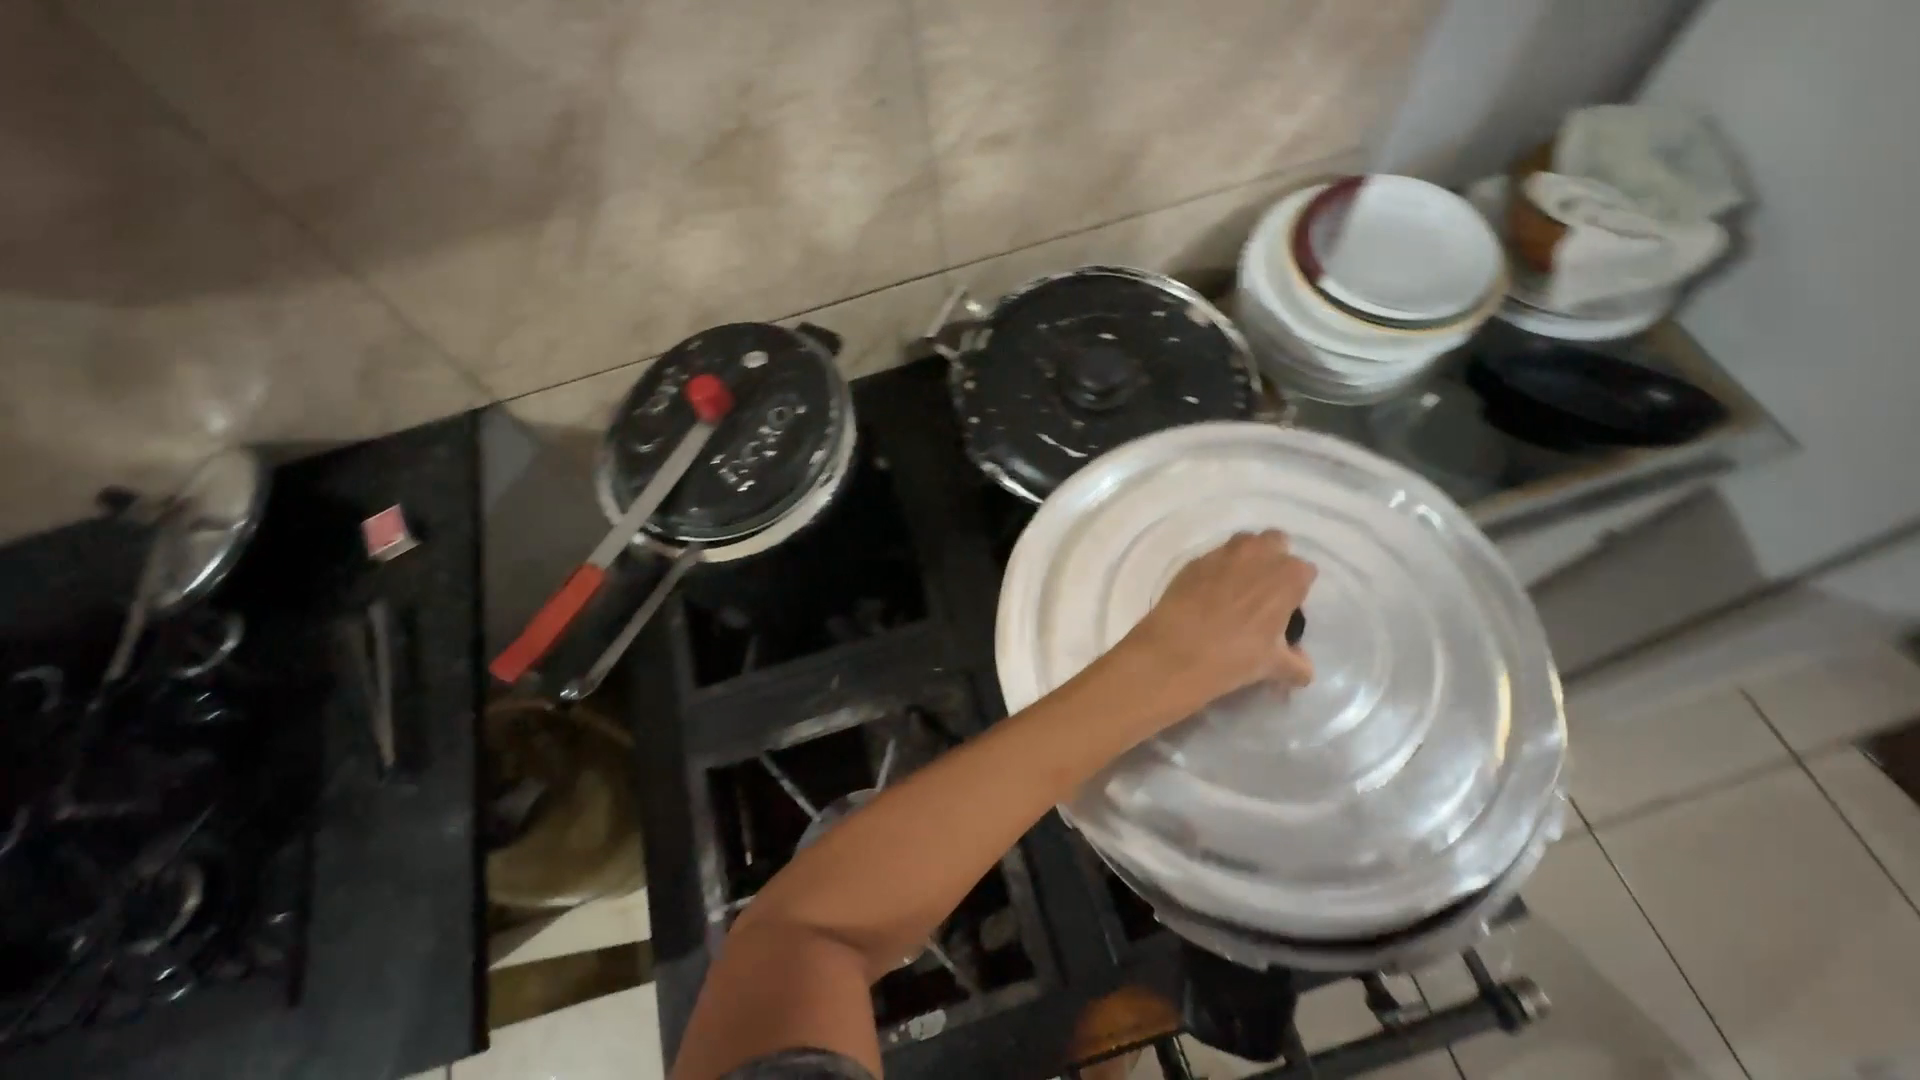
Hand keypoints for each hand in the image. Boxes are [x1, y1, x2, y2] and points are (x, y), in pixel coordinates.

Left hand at [1120, 530, 1316, 708]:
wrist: (1176, 652)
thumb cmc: (1234, 657)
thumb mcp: (1274, 666)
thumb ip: (1297, 663)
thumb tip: (1304, 668)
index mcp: (1288, 576)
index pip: (1305, 572)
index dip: (1296, 589)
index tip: (1286, 608)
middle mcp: (1258, 554)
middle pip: (1275, 542)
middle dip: (1273, 559)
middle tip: (1264, 590)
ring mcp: (1223, 553)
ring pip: (1244, 543)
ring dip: (1246, 557)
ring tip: (1237, 587)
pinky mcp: (1193, 560)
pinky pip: (1213, 557)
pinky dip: (1216, 569)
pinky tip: (1207, 593)